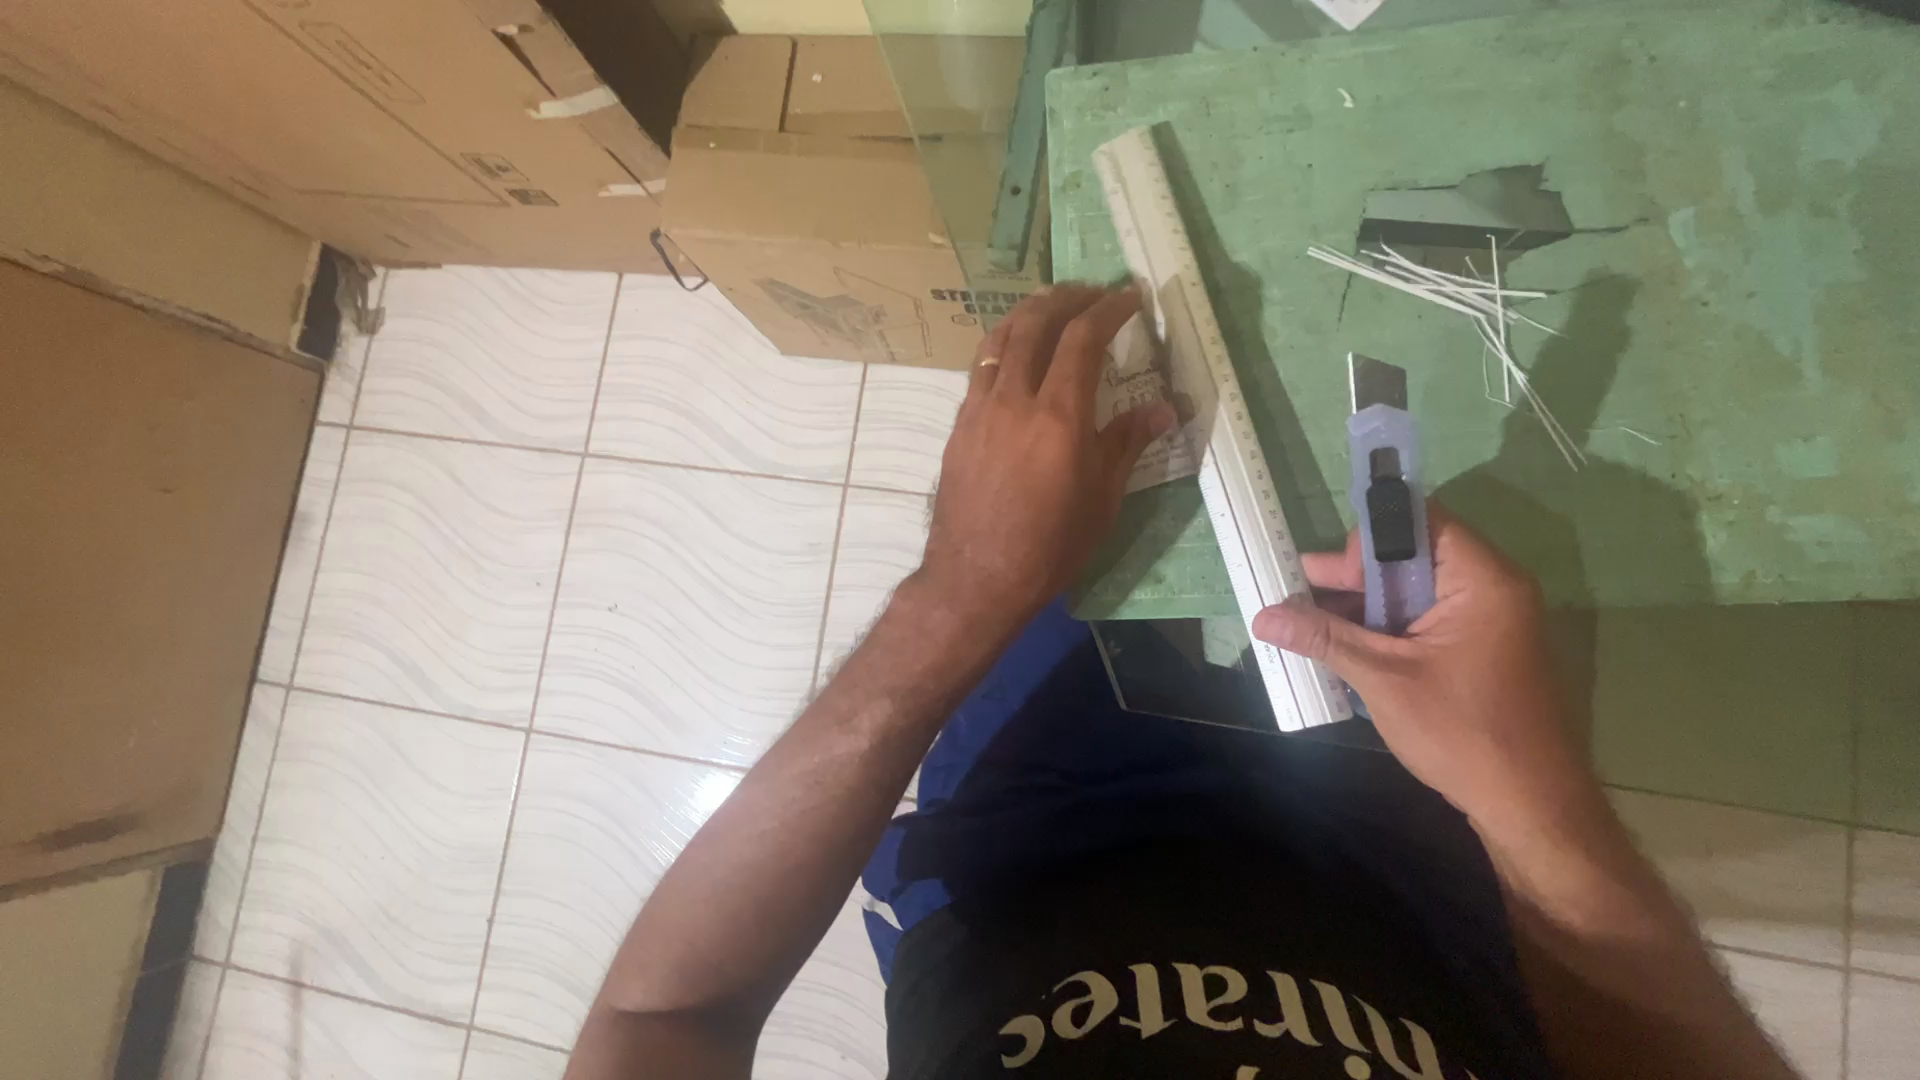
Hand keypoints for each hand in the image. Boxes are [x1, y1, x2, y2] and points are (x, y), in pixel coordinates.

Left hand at [905, 285, 1175, 642]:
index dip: (1109, 308)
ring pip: (999, 338)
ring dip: (1029, 312)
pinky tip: (1015, 353)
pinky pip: (981, 367)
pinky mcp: (959, 425)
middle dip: (1067, 298)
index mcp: (1059, 417)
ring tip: (1052, 306)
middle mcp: (1014, 400)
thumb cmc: (1049, 547)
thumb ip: (1128, 444)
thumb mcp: (1102, 501)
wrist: (977, 577)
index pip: (1083, 338)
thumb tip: (1167, 408)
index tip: (1129, 296)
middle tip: (1092, 293)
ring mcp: (979, 409)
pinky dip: (1002, 345)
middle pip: (1035, 323)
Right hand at [1252, 505, 1599, 831]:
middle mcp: (1486, 590)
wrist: (1528, 806)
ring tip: (1305, 624)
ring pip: (1408, 592)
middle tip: (1297, 596)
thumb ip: (1323, 638)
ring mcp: (1482, 622)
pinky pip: (1418, 620)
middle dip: (1349, 577)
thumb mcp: (1382, 679)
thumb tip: (1261, 617)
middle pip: (1407, 557)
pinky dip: (1380, 629)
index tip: (1325, 575)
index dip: (1366, 541)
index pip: (1417, 523)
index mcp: (1479, 581)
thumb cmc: (1462, 732)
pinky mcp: (1472, 650)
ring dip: (1359, 607)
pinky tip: (1338, 648)